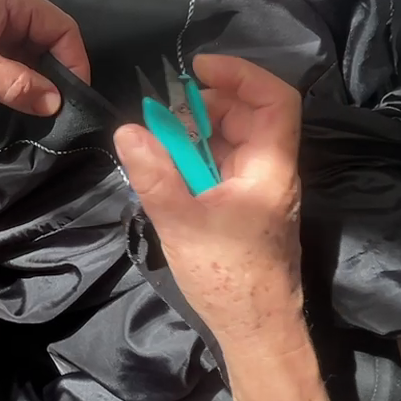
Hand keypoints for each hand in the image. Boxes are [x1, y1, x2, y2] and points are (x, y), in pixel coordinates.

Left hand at [0, 0, 90, 115]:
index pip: (60, 26)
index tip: (75, 98)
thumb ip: (13, 82)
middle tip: (54, 110)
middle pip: (43, 42)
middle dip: (51, 74)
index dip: (74, 60)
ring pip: (20, 58)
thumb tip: (55, 102)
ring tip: (28, 111)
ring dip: (26, 82)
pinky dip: (4, 86)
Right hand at [113, 54, 306, 351]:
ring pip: (237, 140)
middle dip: (210, 102)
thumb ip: (154, 173)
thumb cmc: (228, 277)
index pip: (274, 99)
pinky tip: (171, 168)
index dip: (240, 74)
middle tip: (168, 110)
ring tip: (162, 138)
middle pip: (252, 115)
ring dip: (201, 131)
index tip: (197, 69)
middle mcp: (273, 171)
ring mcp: (262, 190)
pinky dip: (200, 156)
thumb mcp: (180, 222)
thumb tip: (126, 129)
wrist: (256, 330)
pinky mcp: (248, 207)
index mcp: (270, 168)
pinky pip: (227, 164)